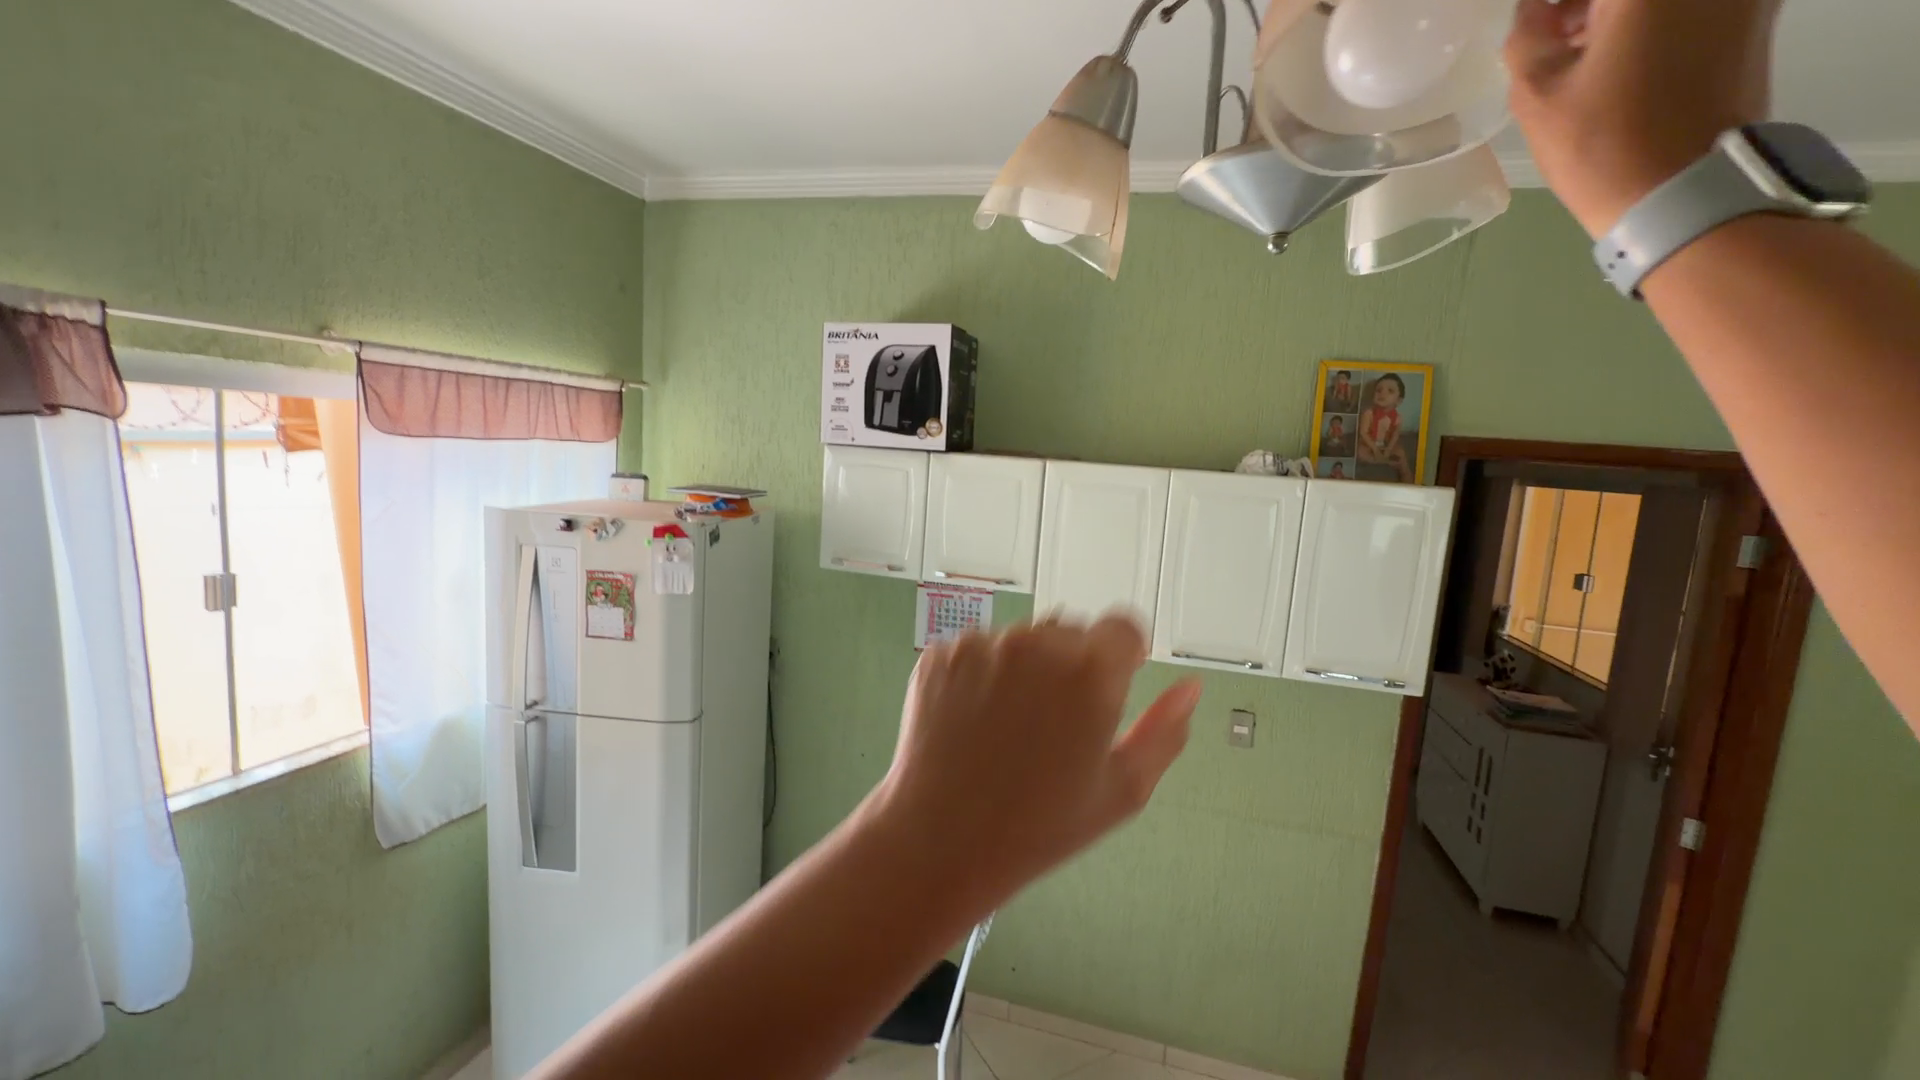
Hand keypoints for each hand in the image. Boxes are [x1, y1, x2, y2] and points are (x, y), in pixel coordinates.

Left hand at [863, 614, 1199, 904]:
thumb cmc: (1040, 826)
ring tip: (1011, 728)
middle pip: (1071, 632)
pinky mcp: (940, 655)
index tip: (1111, 688)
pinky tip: (974, 723)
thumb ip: (1164, 732)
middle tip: (1055, 723)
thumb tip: (1190, 687)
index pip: (1123, 628)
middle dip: (1074, 664)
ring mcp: (982, 645)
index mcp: (1090, 672)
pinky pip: (977, 650)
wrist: (940, 841)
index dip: (1123, 656)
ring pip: (1022, 640)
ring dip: (1027, 667)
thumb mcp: (1122, 791)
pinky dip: (982, 675)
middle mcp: (1036, 644)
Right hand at [1505, 0, 1782, 236]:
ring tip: (1577, 46)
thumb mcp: (1538, 95)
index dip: (1548, 5)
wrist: (1688, 195)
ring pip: (1653, 0)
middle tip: (1548, 30)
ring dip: (1612, 12)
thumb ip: (1528, 37)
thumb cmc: (1603, 144)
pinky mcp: (1752, 17)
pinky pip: (1688, 8)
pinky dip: (1651, 20)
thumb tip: (1534, 9)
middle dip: (1580, 5)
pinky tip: (1619, 55)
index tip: (1533, 20)